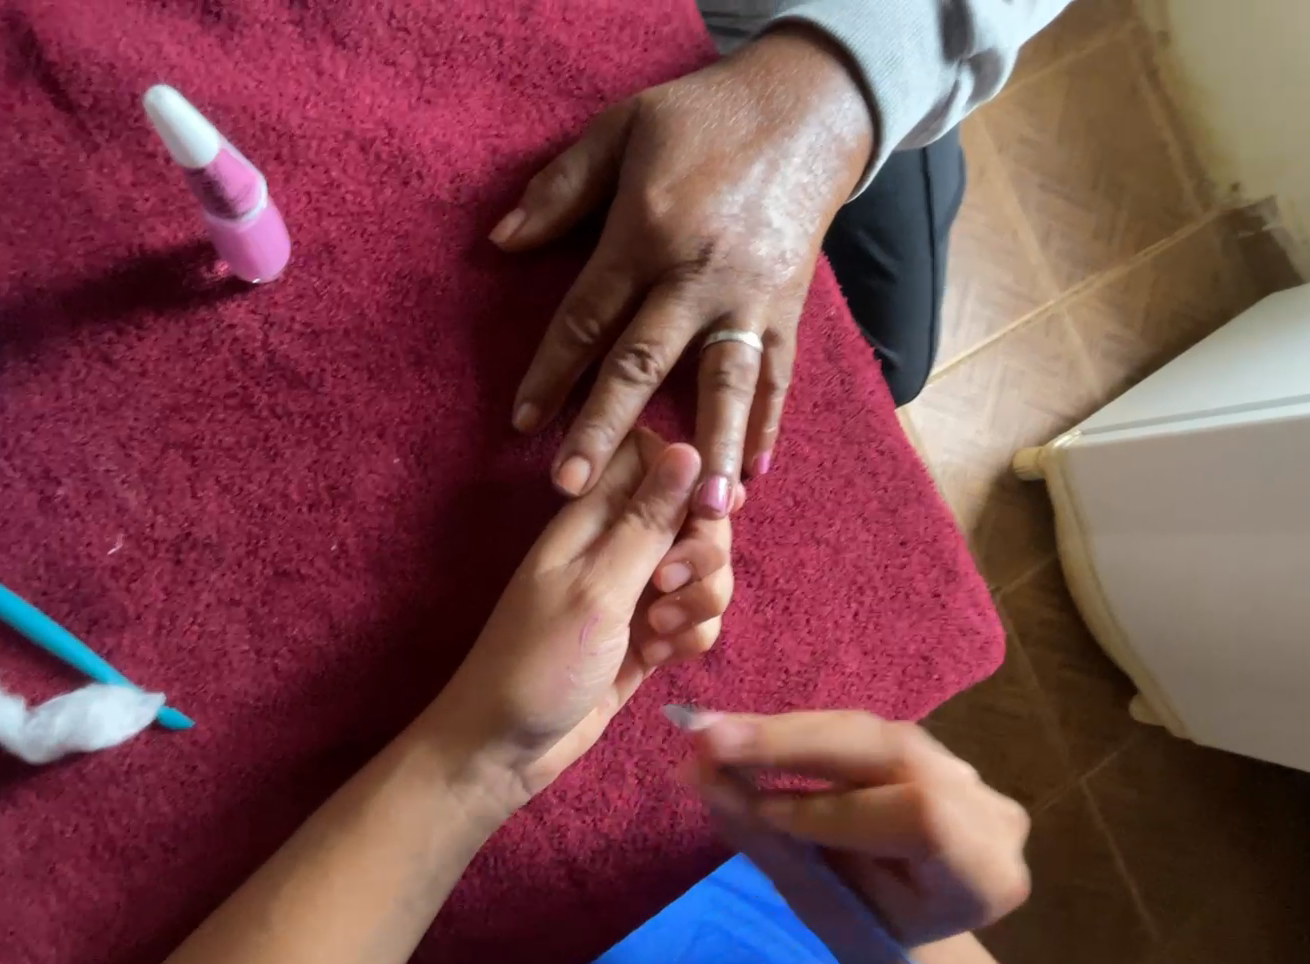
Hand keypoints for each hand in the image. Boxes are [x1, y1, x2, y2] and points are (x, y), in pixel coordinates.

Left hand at [421, 430, 734, 808]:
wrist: (508, 746)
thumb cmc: (540, 661)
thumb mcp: (598, 587)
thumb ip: (648, 522)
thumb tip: (690, 449)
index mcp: (593, 517)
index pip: (655, 458)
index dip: (688, 479)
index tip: (706, 513)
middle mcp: (619, 545)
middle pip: (694, 515)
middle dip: (703, 551)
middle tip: (669, 586)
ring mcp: (636, 591)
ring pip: (703, 570)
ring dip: (699, 600)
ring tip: (656, 631)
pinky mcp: (650, 634)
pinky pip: (696, 617)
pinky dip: (689, 635)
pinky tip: (658, 658)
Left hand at [492, 27, 872, 517]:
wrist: (808, 107)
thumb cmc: (704, 119)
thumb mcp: (621, 128)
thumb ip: (560, 188)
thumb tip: (501, 241)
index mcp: (647, 232)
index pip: (585, 317)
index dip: (549, 372)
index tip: (523, 425)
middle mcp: (697, 276)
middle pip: (642, 365)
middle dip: (606, 431)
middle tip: (574, 491)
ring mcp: (750, 300)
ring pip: (723, 384)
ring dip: (707, 449)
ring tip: (698, 511)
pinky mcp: (790, 312)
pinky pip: (777, 378)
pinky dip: (765, 426)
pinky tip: (753, 473)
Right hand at [688, 711, 1030, 950]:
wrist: (909, 921)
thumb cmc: (871, 934)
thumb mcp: (826, 906)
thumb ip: (770, 841)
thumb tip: (700, 780)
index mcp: (984, 869)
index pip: (916, 818)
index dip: (833, 809)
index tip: (755, 809)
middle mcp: (983, 804)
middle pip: (884, 750)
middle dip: (788, 743)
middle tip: (707, 739)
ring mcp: (958, 767)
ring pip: (860, 730)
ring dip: (780, 732)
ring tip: (712, 733)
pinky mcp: (923, 744)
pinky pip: (851, 729)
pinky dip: (791, 732)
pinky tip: (743, 732)